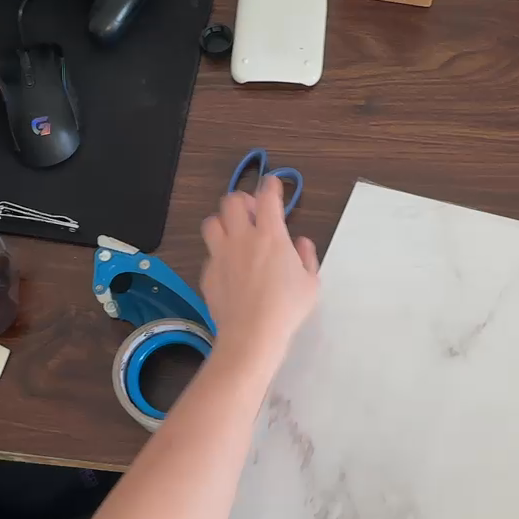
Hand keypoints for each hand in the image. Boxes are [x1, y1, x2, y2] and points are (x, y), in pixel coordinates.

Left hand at [199, 174, 319, 365]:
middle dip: (241, 200)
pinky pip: (209, 255)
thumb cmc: (287, 308)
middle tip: (250, 213)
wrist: (252, 333)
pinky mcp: (208, 274)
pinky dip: (218, 255)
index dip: (270, 185)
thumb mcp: (311, 282)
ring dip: (222, 223)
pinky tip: (228, 269)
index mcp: (271, 235)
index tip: (272, 184)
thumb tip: (300, 243)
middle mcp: (242, 238)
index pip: (267, 196)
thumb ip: (307, 257)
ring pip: (211, 222)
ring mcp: (220, 255)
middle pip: (231, 201)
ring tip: (232, 234)